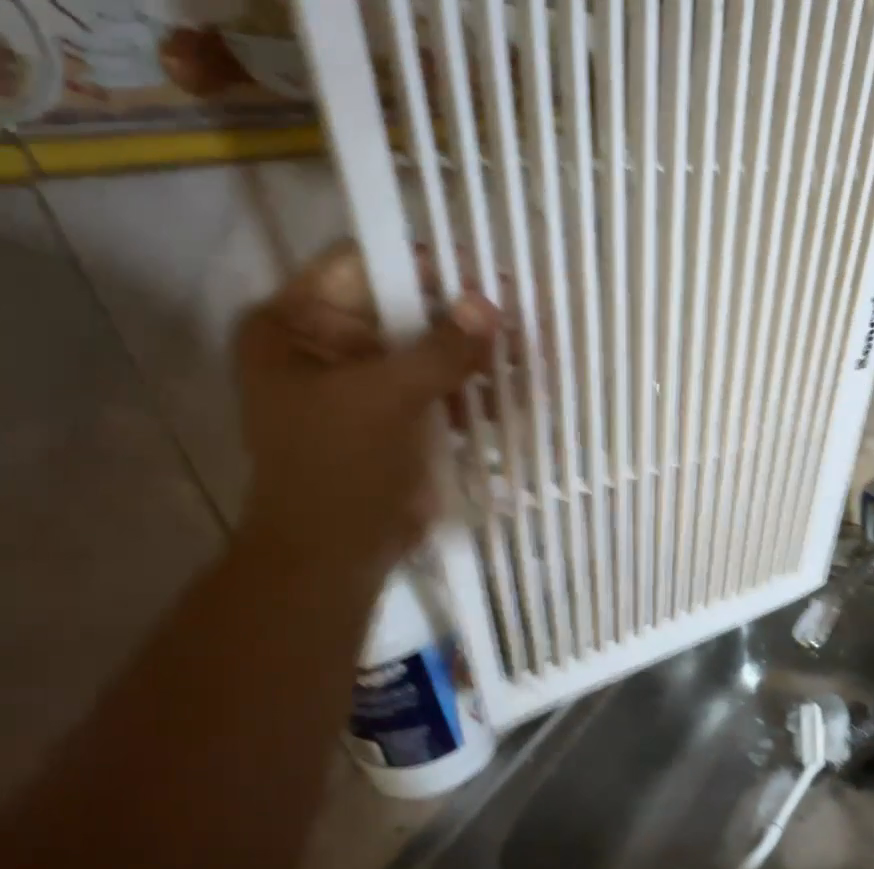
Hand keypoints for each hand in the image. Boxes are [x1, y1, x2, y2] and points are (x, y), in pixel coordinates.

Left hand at [234, 242, 500, 569]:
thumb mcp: (387, 400)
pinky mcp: (399, 413)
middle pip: (402, 304)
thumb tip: (490, 304)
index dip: (420, 263)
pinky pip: (443, 382)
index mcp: (295, 324)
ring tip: (529, 351)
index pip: (360, 265)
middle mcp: (327, 342)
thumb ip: (440, 350)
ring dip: (477, 349)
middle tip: (520, 311)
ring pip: (430, 345)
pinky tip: (517, 387)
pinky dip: (477, 383)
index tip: (482, 272)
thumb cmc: (341, 468)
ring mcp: (366, 379)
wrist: (338, 551)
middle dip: (461, 311)